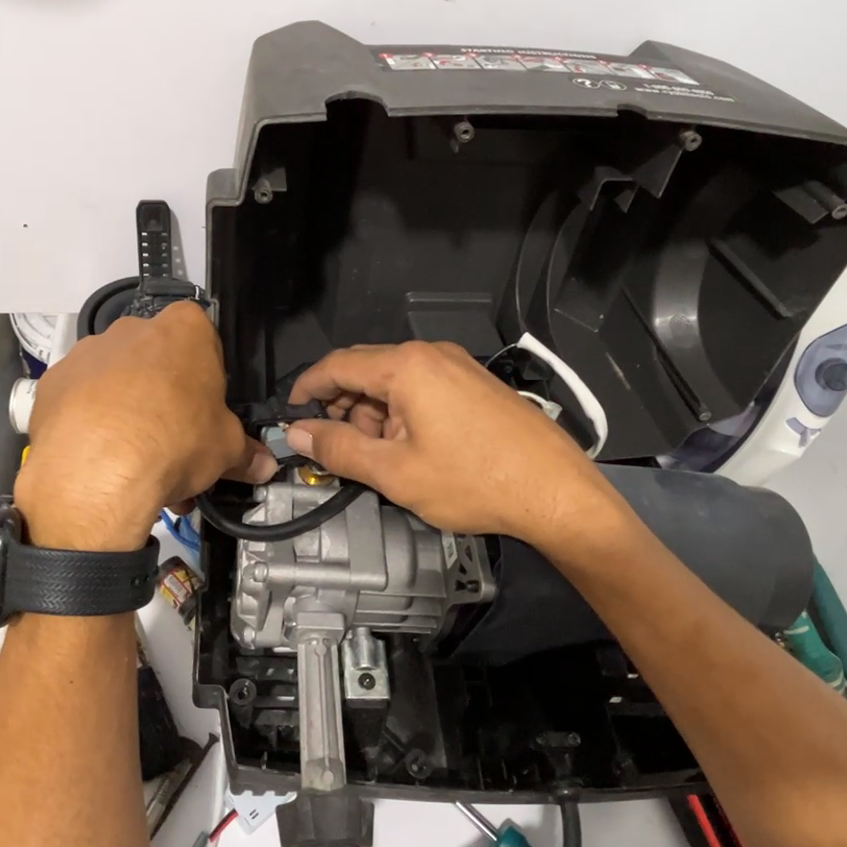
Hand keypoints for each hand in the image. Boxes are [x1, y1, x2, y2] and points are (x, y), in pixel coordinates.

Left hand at [15, 302, 274, 550]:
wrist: (95, 472)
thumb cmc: (173, 442)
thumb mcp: (226, 450)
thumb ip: (245, 452)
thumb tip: (262, 464)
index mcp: (184, 330)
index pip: (204, 338)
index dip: (208, 376)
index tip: (206, 408)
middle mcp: (133, 329)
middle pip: (157, 360)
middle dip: (166, 397)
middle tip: (175, 441)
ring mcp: (87, 353)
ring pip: (117, 382)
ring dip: (128, 413)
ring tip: (137, 465)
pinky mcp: (52, 383)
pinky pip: (80, 401)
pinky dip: (91, 425)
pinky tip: (102, 461)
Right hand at [286, 342, 624, 547]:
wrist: (555, 492)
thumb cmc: (473, 482)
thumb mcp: (394, 473)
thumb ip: (338, 449)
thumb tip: (296, 433)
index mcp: (407, 366)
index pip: (337, 365)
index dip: (307, 388)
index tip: (290, 414)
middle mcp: (432, 354)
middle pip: (366, 370)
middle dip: (342, 407)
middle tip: (334, 448)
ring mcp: (458, 367)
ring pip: (395, 382)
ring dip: (374, 414)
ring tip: (379, 459)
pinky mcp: (476, 385)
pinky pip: (423, 388)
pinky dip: (402, 413)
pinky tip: (410, 449)